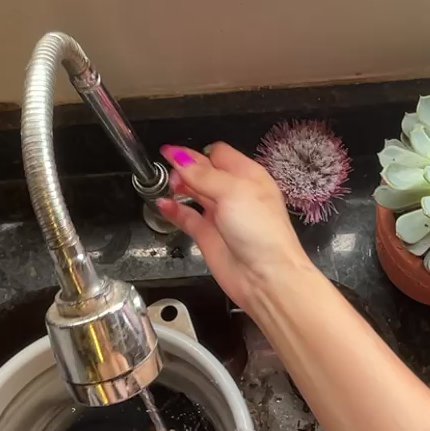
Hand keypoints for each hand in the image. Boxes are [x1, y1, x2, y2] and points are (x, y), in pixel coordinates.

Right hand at [157, 143, 317, 310]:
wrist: (266, 277)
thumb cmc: (262, 232)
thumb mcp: (233, 192)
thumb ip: (203, 174)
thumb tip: (180, 157)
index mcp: (248, 176)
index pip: (219, 154)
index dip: (197, 154)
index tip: (174, 154)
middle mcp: (234, 194)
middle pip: (203, 172)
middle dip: (185, 168)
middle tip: (171, 172)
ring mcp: (221, 215)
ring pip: (193, 192)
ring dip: (178, 186)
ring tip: (168, 186)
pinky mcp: (208, 236)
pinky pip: (186, 217)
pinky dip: (173, 210)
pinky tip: (163, 204)